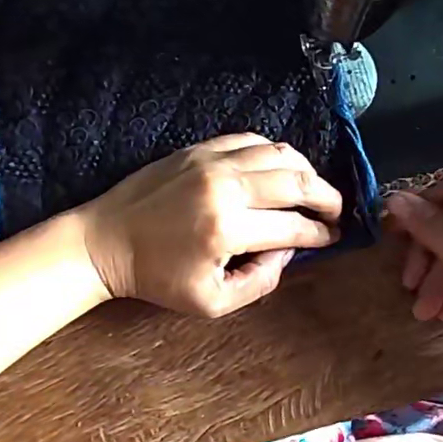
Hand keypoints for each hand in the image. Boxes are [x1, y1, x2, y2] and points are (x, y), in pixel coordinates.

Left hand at [75, 133, 343, 316]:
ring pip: (279, 152)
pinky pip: (249, 139)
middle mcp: (225, 187)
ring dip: (306, 170)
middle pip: (297, 181)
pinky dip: (273, 152)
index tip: (334, 236)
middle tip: (337, 211)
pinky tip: (278, 168)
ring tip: (314, 188)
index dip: (322, 233)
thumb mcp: (211, 302)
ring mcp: (210, 161)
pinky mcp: (197, 149)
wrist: (105, 241)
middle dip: (328, 197)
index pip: (294, 226)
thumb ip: (259, 282)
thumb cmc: (156, 277)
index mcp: (227, 229)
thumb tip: (287, 251)